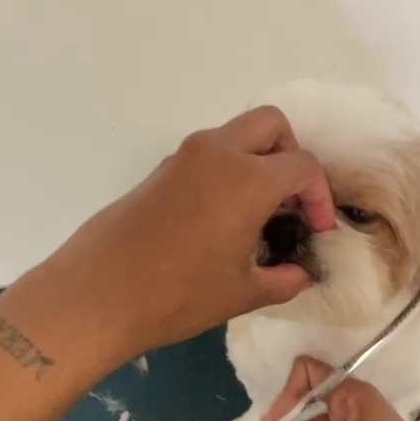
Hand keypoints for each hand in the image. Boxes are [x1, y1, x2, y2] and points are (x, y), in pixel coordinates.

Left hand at [31, 106, 335, 356]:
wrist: (99, 294)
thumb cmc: (180, 294)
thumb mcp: (244, 293)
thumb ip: (285, 280)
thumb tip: (302, 275)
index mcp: (247, 178)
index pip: (303, 166)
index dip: (320, 196)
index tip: (318, 229)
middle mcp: (217, 153)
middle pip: (271, 125)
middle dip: (292, 156)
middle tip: (291, 201)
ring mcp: (184, 158)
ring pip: (236, 135)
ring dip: (258, 161)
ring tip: (259, 213)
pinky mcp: (160, 171)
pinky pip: (208, 155)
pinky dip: (228, 172)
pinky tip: (223, 220)